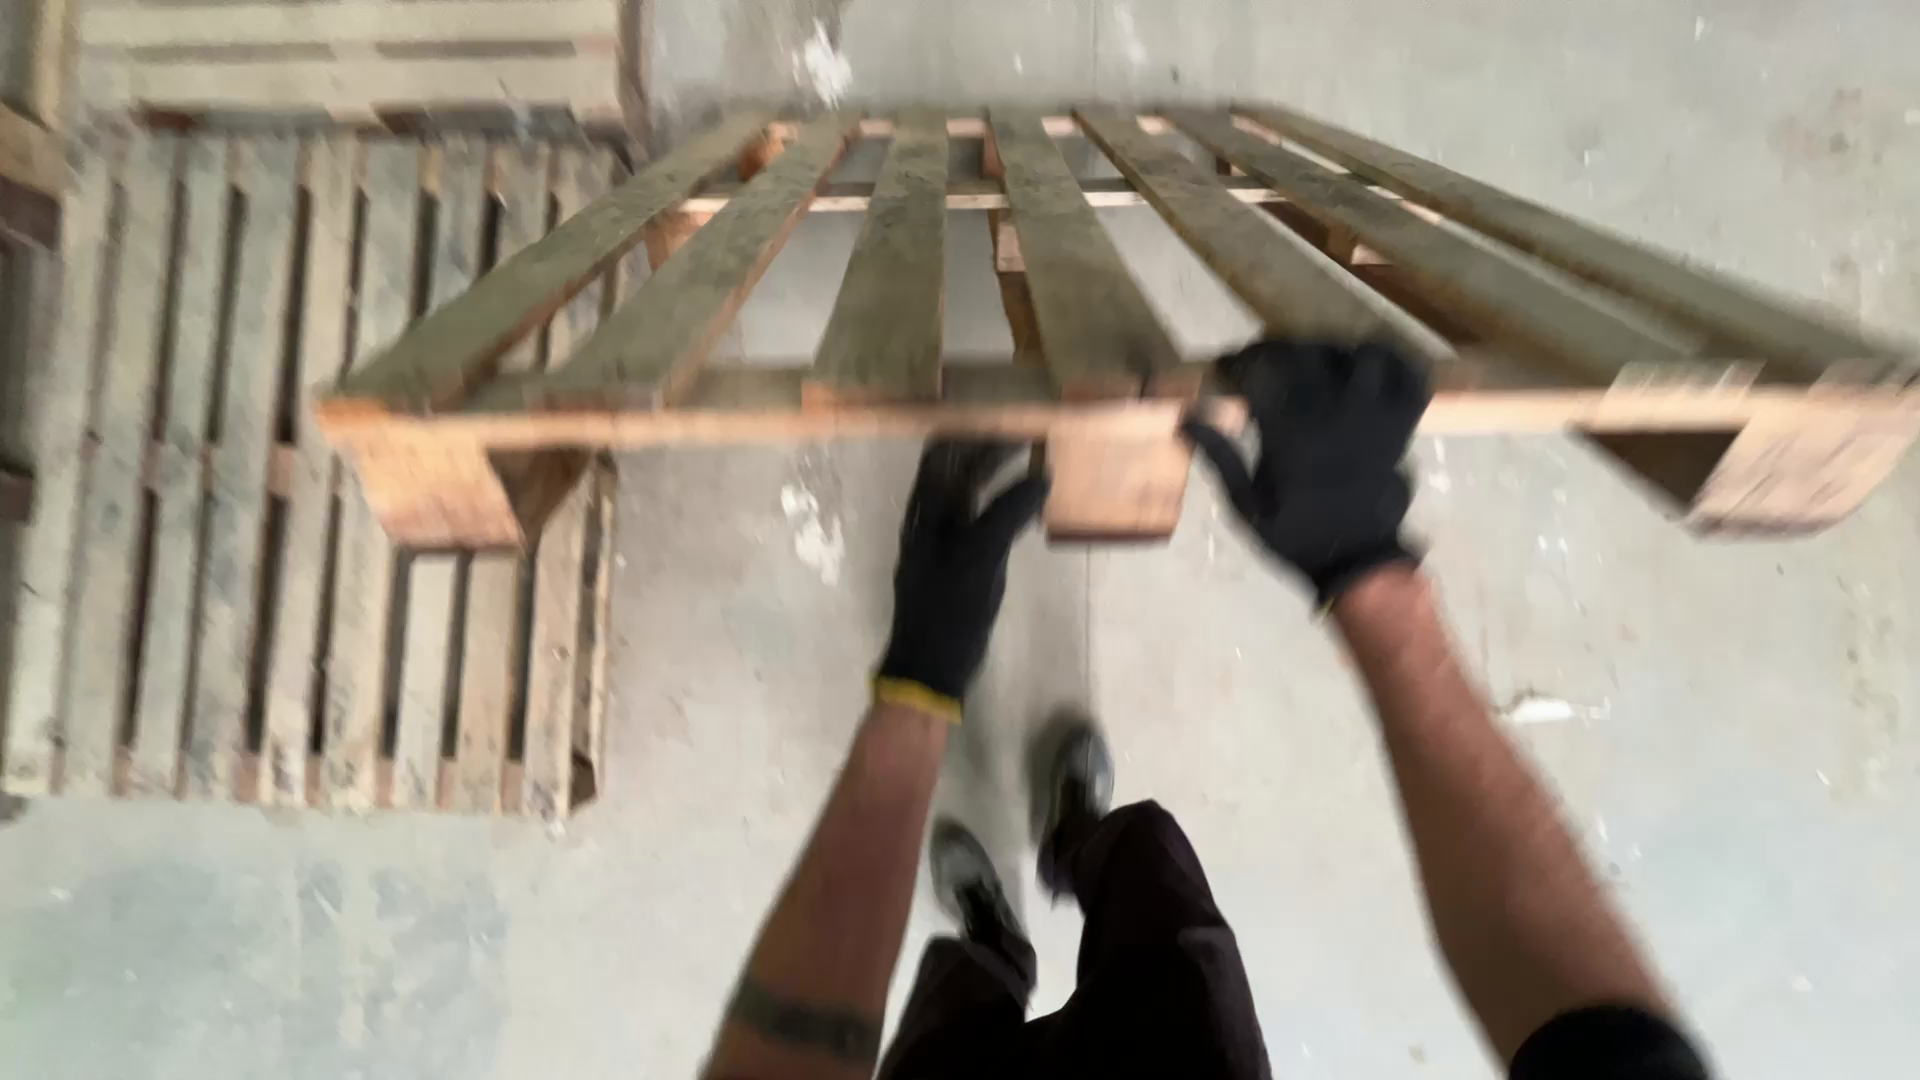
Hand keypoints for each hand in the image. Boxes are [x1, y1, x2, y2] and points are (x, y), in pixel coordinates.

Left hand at [876, 440, 1050, 710]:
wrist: (930, 665)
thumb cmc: (950, 609)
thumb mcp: (980, 558)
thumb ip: (1007, 514)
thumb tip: (1040, 477)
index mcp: (926, 512)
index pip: (945, 454)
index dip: (974, 435)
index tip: (1011, 425)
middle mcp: (930, 521)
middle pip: (957, 472)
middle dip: (990, 453)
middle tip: (1030, 444)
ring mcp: (941, 543)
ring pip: (968, 498)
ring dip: (996, 480)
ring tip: (1032, 472)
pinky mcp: (957, 565)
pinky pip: (979, 524)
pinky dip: (1001, 511)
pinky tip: (1024, 517)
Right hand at [1182, 339, 1428, 605]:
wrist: (1355, 558)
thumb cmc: (1292, 534)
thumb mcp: (1244, 505)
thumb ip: (1219, 457)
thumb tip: (1186, 418)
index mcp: (1289, 436)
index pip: (1261, 374)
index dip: (1238, 362)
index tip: (1225, 367)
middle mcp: (1334, 416)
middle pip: (1306, 354)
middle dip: (1276, 349)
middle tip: (1261, 360)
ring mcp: (1375, 416)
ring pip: (1359, 355)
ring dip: (1332, 351)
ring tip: (1312, 362)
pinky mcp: (1403, 423)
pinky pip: (1409, 373)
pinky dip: (1391, 360)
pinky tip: (1364, 365)